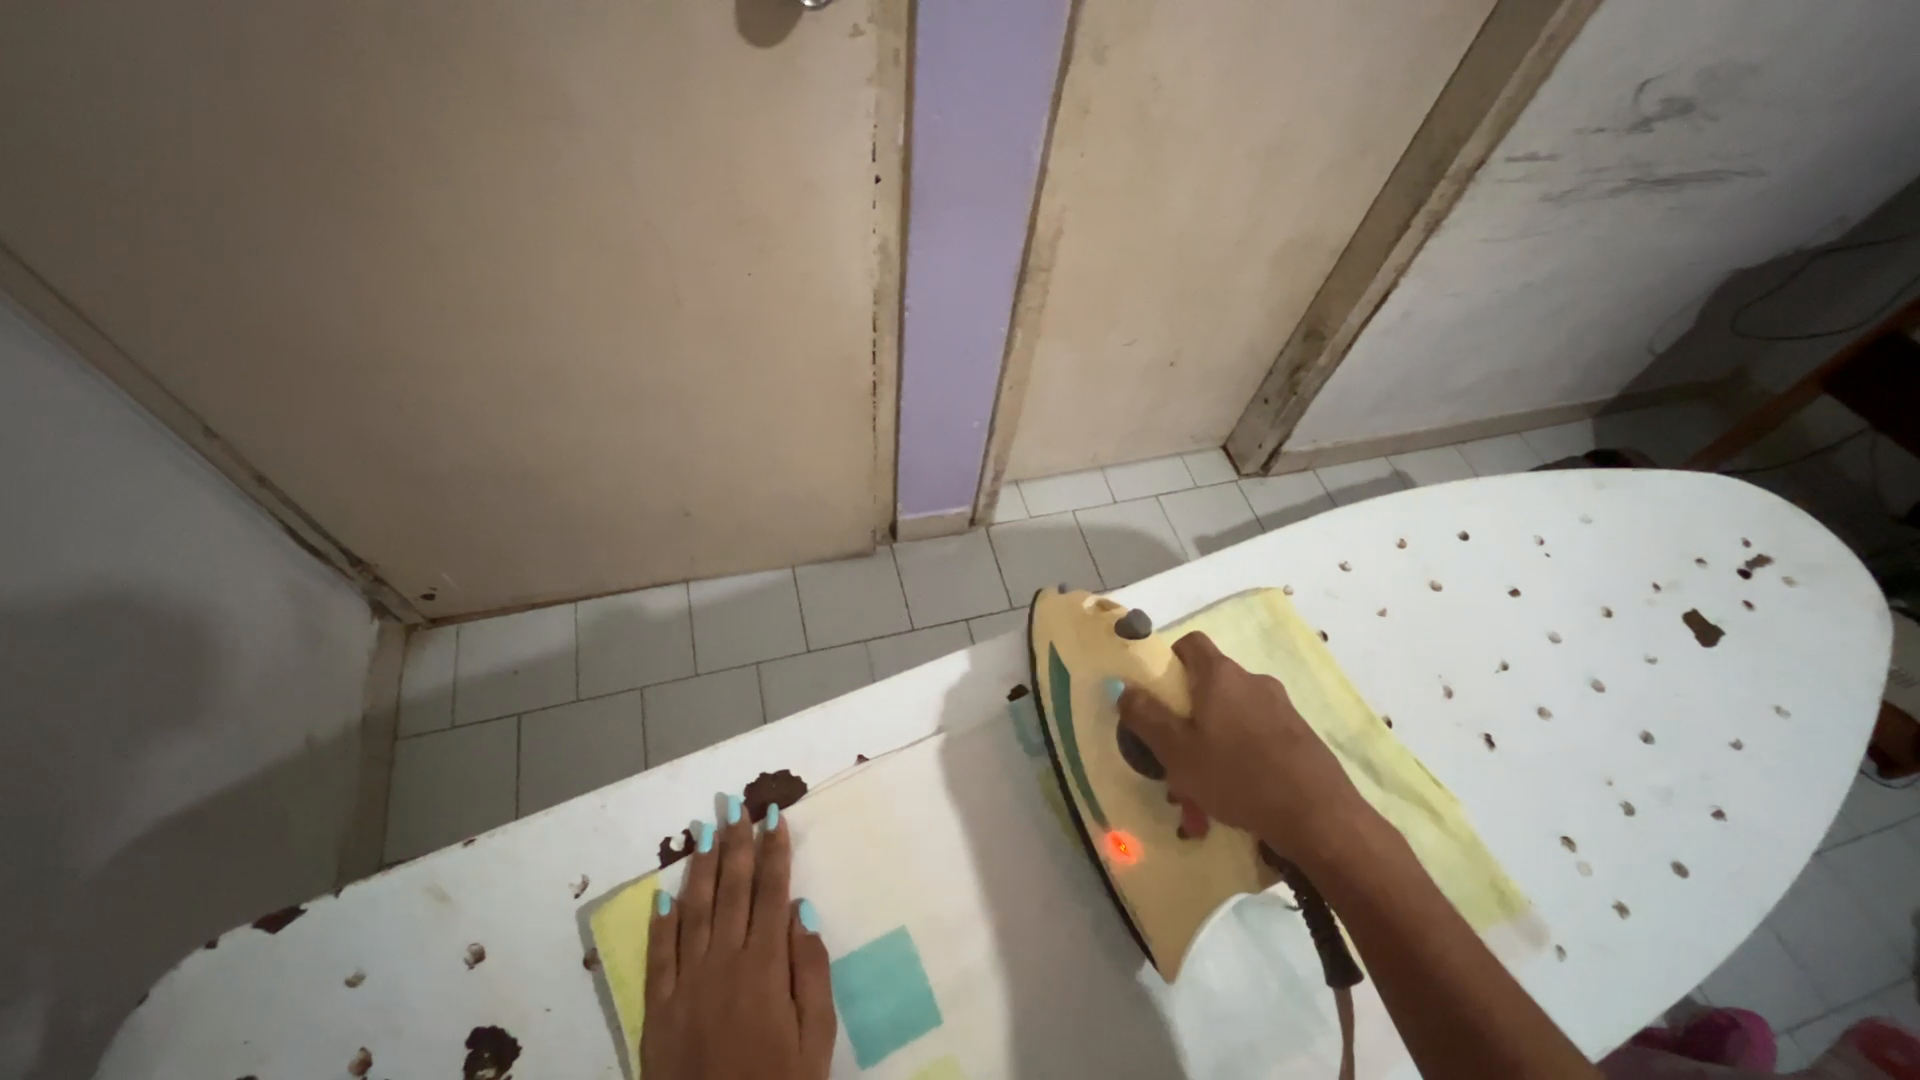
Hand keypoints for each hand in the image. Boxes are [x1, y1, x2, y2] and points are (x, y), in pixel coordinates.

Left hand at [642, 799, 834, 1079]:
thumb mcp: (816, 1039)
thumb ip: (811, 972)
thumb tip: (802, 911)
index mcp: (765, 967)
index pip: (772, 893)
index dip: (775, 852)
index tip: (774, 815)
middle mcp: (723, 962)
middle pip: (733, 890)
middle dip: (736, 843)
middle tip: (735, 803)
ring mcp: (686, 983)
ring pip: (694, 910)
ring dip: (701, 866)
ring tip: (704, 828)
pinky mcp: (658, 1008)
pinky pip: (659, 954)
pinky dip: (662, 920)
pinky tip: (665, 892)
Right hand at [1118, 632, 1376, 867]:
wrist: (1317, 815)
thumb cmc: (1236, 775)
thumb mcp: (1176, 751)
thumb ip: (1146, 717)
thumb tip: (1125, 688)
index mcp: (1220, 675)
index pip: (1190, 643)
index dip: (1168, 661)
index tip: (1156, 695)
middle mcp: (1252, 681)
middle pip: (1209, 687)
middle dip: (1186, 721)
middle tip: (1172, 760)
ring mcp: (1280, 708)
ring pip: (1231, 719)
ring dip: (1211, 748)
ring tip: (1200, 795)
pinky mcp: (1298, 736)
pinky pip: (1255, 740)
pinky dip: (1239, 762)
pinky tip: (1233, 801)